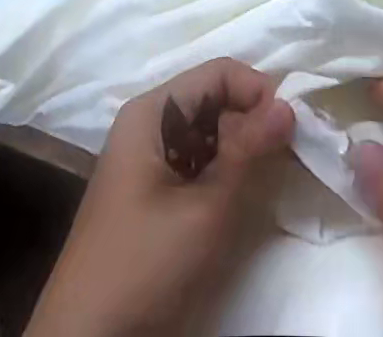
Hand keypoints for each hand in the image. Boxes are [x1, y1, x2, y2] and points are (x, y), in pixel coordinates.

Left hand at [25, 58, 296, 336]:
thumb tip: (287, 104)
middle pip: (214, 97)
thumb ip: (247, 151)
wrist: (88, 334)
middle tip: (294, 152)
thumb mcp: (205, 208)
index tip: (294, 127)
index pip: (218, 73)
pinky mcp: (156, 185)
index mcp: (153, 112)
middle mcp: (150, 122)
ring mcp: (151, 154)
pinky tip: (248, 189)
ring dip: (245, 144)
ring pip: (210, 129)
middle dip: (255, 118)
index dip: (258, 91)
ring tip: (277, 170)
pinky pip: (199, 157)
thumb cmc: (145, 262)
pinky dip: (228, 166)